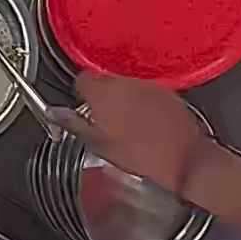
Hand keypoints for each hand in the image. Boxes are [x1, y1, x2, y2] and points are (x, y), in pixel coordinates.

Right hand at [47, 72, 213, 194]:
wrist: (185, 160)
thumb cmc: (142, 156)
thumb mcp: (99, 145)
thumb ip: (73, 124)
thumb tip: (55, 114)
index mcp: (104, 94)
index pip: (81, 79)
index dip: (80, 94)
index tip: (82, 108)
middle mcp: (126, 83)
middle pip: (105, 81)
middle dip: (102, 98)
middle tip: (103, 123)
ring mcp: (149, 86)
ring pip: (126, 86)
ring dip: (123, 100)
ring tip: (125, 128)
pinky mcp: (167, 93)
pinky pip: (147, 93)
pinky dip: (143, 104)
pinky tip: (145, 126)